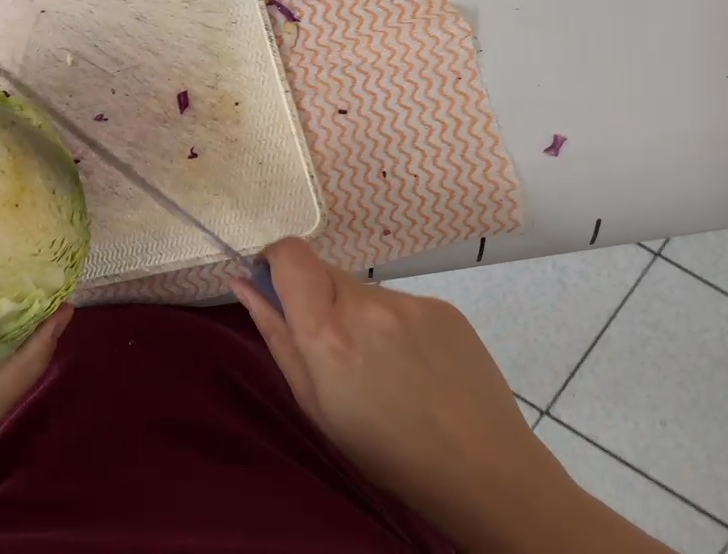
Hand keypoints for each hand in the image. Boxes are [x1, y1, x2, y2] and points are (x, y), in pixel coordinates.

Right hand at [231, 239, 672, 553]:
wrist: (486, 473)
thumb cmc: (383, 448)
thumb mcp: (312, 400)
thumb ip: (275, 333)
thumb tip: (241, 282)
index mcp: (326, 332)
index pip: (288, 253)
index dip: (274, 261)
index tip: (275, 287)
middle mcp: (365, 304)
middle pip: (322, 270)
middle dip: (315, 296)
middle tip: (333, 346)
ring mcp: (409, 304)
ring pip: (360, 288)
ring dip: (356, 312)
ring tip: (382, 365)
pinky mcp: (443, 308)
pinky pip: (397, 302)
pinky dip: (392, 324)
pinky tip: (413, 365)